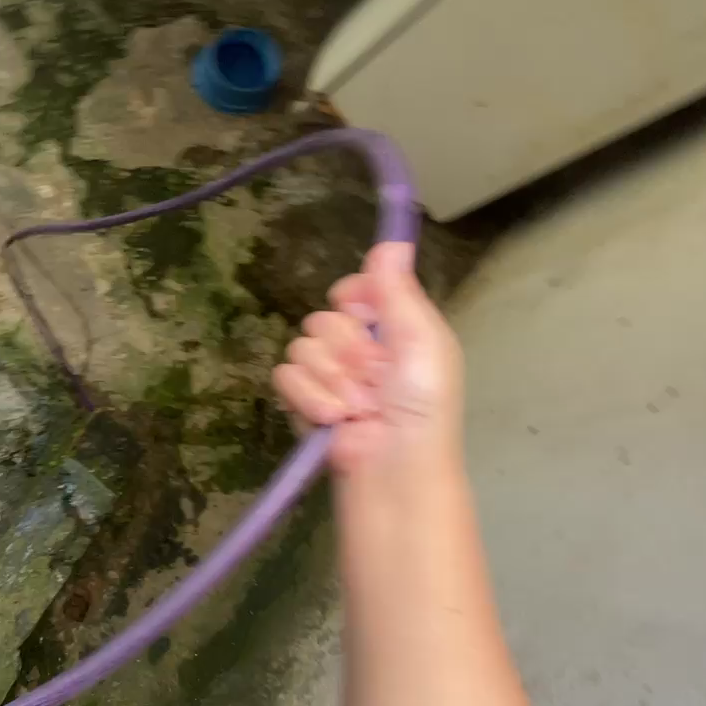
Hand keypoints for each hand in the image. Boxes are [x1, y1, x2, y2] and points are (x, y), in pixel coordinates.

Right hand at [272, 242, 462, 474]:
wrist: (393, 465)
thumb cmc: (420, 405)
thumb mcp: (421, 342)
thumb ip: (399, 294)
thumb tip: (388, 241)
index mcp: (390, 328)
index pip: (353, 290)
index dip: (355, 299)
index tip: (364, 312)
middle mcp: (354, 348)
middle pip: (321, 320)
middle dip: (345, 351)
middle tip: (373, 378)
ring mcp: (323, 376)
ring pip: (300, 349)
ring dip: (331, 381)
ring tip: (357, 408)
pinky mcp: (298, 401)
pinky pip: (284, 378)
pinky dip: (309, 398)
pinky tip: (333, 418)